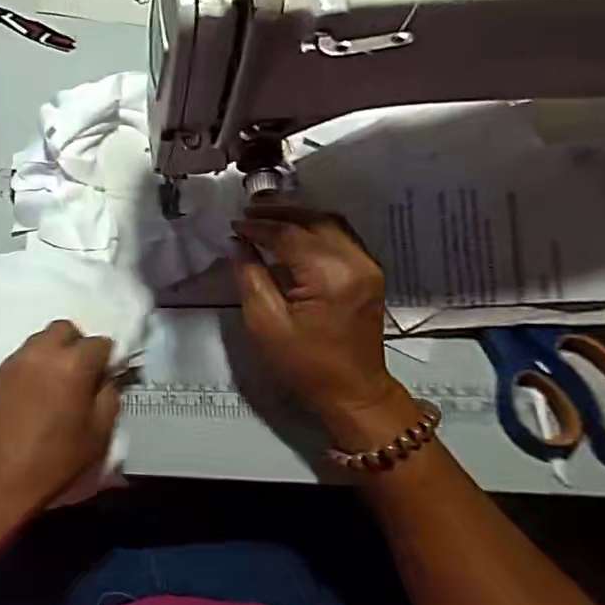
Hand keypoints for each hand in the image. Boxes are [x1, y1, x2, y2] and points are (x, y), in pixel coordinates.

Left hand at [0, 320, 120, 518]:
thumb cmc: (55, 461)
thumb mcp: (99, 434)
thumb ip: (109, 398)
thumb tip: (106, 380)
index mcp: (73, 364)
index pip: (100, 343)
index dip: (108, 360)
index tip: (107, 378)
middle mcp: (43, 352)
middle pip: (66, 330)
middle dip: (79, 346)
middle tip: (83, 375)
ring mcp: (16, 360)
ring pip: (42, 339)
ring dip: (55, 352)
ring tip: (59, 383)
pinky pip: (24, 355)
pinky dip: (36, 364)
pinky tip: (38, 392)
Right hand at [232, 206, 406, 427]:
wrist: (353, 392)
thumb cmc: (305, 366)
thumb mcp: (265, 325)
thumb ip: (250, 278)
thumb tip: (240, 246)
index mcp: (329, 275)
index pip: (289, 235)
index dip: (258, 227)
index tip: (234, 227)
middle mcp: (354, 261)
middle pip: (313, 219)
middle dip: (278, 212)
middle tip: (247, 212)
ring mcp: (367, 265)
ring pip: (330, 222)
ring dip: (297, 215)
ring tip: (266, 216)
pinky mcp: (369, 272)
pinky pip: (341, 235)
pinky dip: (314, 226)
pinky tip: (293, 231)